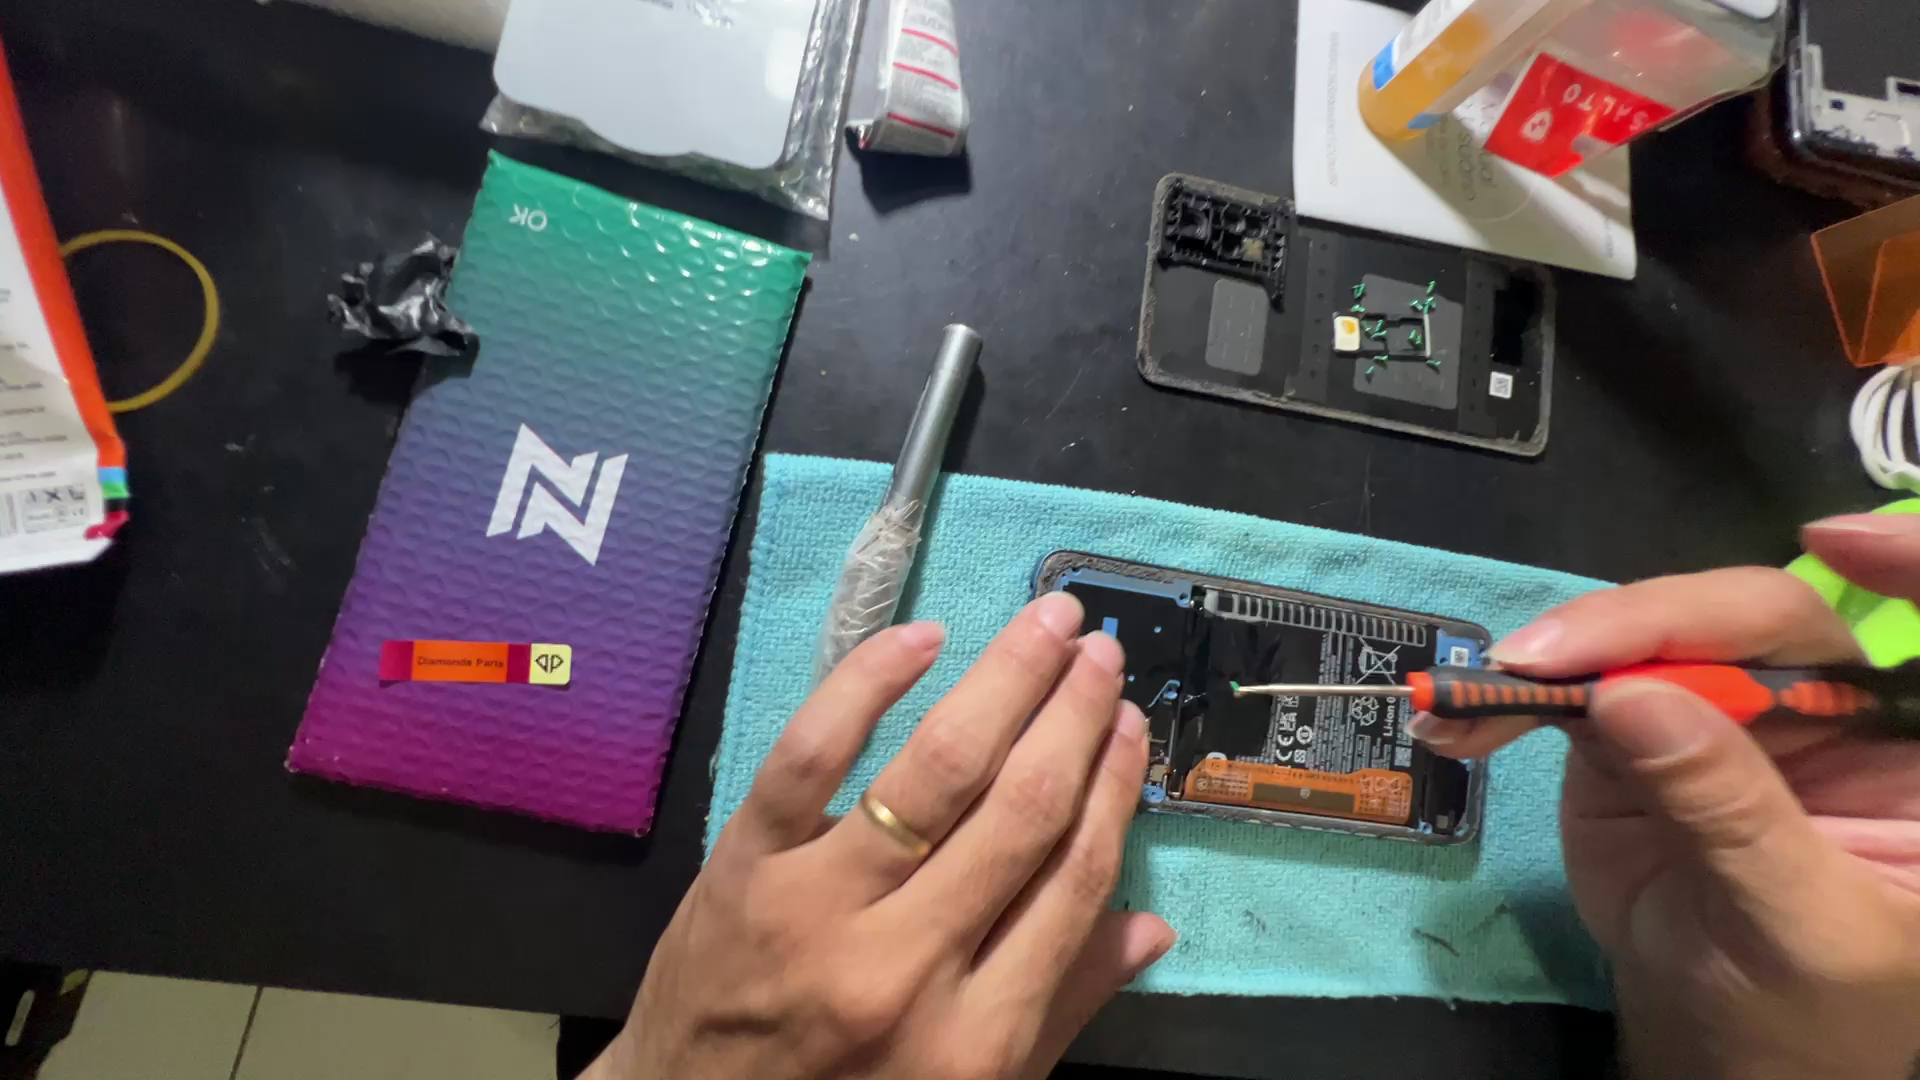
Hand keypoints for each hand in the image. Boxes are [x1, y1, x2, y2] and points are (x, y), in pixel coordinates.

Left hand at [585, 593, 1174, 1079]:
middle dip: (1073, 713)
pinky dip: (868, 682)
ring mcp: (819, 903)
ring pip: (935, 767)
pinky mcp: (747, 858)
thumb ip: (1062, 1005)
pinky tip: (922, 637)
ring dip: (1004, 680)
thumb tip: (1152, 925)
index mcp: (977, 1035)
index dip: (1112, 784)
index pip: (1073, 877)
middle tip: (1100, 648)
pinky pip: (813, 752)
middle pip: (1018, 807)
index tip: (1131, 720)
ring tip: (1045, 624)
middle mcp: (907, 964)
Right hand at [1411, 515, 1919, 1079]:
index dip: (1914, 565)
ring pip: (1628, 640)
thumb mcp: (1799, 924)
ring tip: (1463, 703)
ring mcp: (1710, 707)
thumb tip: (1634, 696)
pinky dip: (1498, 700)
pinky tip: (1455, 726)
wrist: (1716, 1032)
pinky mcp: (1621, 721)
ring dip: (1539, 663)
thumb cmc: (1816, 1006)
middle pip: (1744, 618)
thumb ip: (1730, 810)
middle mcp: (1822, 707)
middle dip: (1638, 623)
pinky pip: (1558, 684)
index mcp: (1914, 749)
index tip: (1837, 542)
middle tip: (1534, 659)